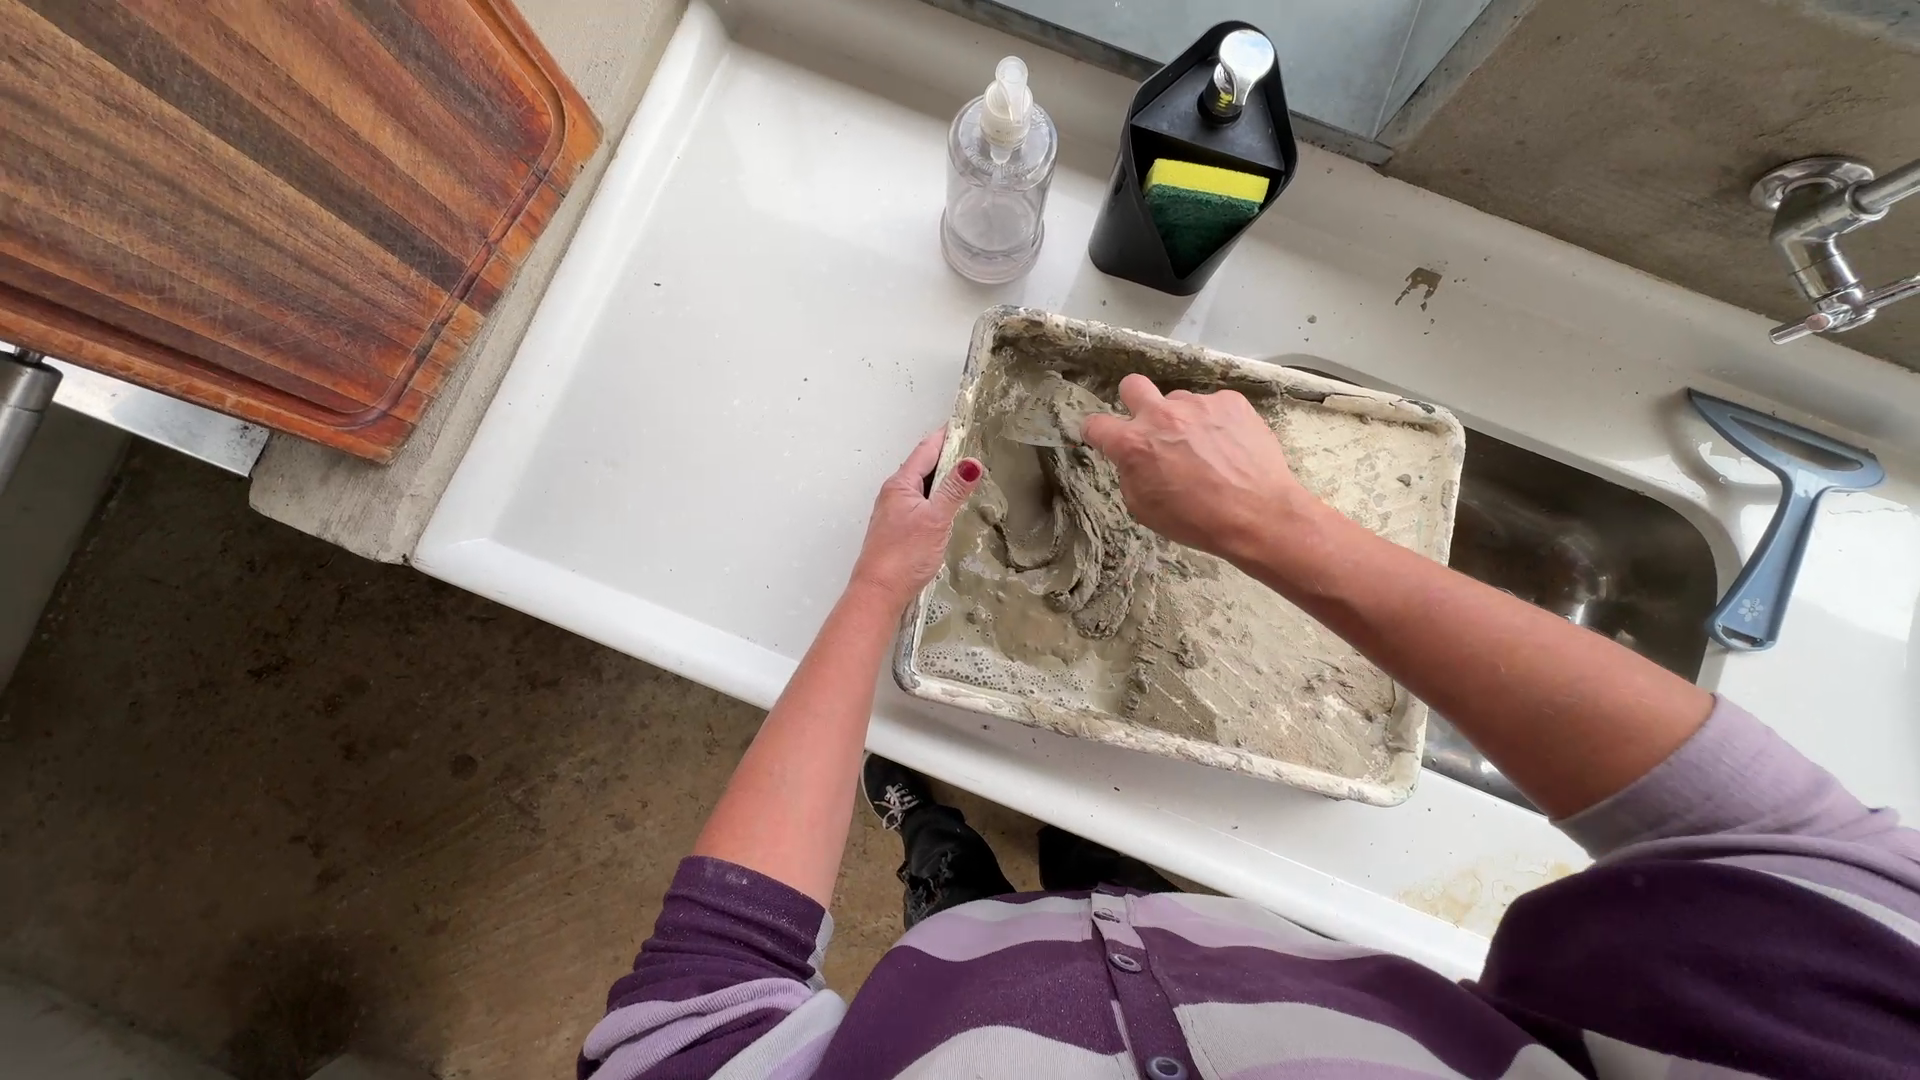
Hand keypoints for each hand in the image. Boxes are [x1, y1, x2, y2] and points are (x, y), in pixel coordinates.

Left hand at [848, 428, 983, 604]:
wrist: (878, 592)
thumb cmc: (903, 555)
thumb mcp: (935, 520)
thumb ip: (953, 491)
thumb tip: (971, 462)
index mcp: (900, 485)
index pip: (926, 450)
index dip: (945, 436)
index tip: (963, 423)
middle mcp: (894, 494)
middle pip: (922, 466)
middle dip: (945, 455)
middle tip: (971, 446)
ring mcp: (893, 513)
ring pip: (921, 487)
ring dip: (941, 478)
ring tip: (964, 474)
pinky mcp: (897, 531)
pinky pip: (919, 504)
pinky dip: (935, 498)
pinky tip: (947, 508)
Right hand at [1081, 374, 1314, 561]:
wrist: (1257, 515)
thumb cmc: (1195, 521)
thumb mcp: (1144, 508)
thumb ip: (1130, 474)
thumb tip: (1134, 460)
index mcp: (1133, 444)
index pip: (1095, 424)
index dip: (1096, 432)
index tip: (1102, 438)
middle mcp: (1161, 415)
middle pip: (1131, 385)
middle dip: (1133, 401)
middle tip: (1149, 425)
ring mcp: (1198, 404)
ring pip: (1178, 401)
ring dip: (1181, 419)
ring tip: (1203, 448)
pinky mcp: (1230, 402)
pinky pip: (1213, 405)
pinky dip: (1215, 422)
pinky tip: (1228, 446)